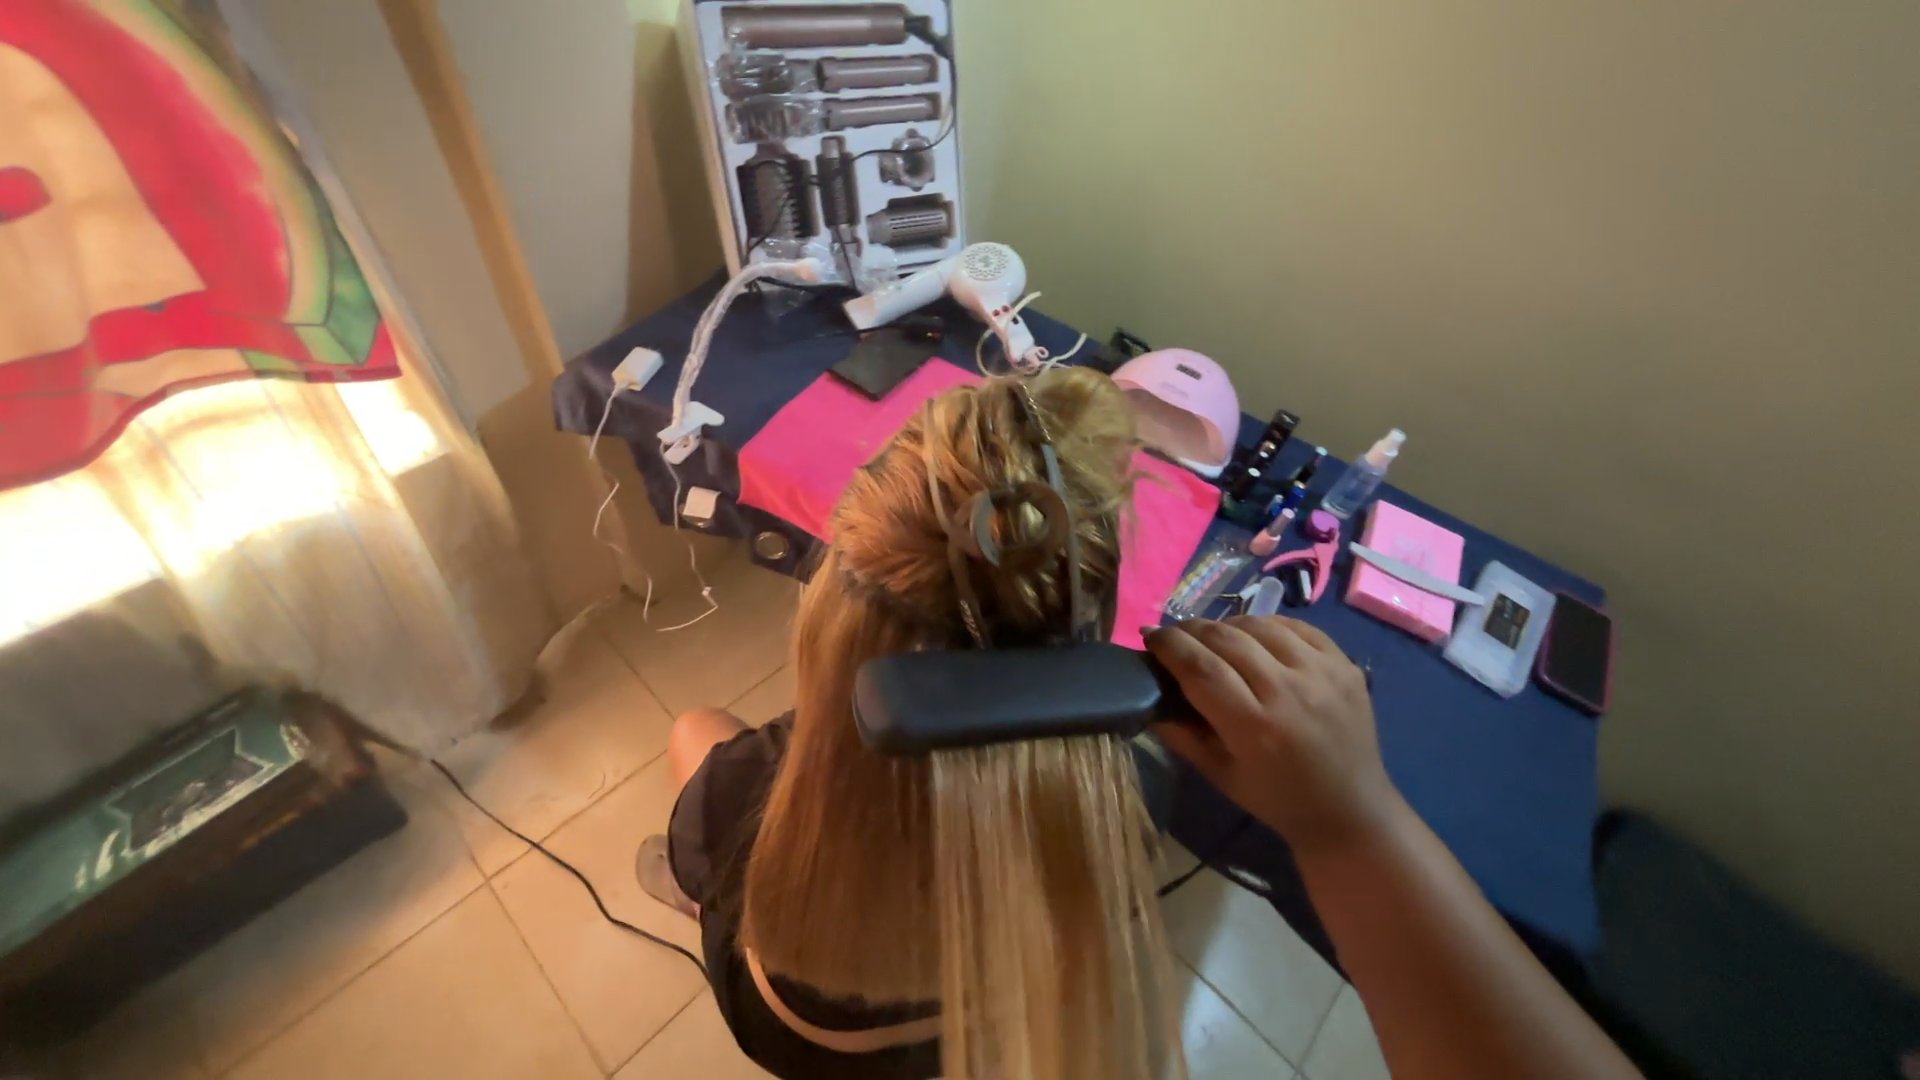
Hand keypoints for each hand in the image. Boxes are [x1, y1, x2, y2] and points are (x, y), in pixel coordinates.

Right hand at [1145, 616, 1404, 853]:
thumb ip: (1179, 733)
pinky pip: (1295, 626)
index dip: (1169, 645)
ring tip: (1211, 637)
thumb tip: (1146, 692)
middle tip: (1173, 635)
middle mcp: (1290, 693)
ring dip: (1226, 625)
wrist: (1352, 811)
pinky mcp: (1345, 664)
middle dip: (1190, 629)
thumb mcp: (1218, 774)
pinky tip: (1253, 638)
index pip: (1200, 667)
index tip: (1149, 636)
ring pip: (1259, 625)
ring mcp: (1323, 674)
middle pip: (1226, 638)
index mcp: (1255, 728)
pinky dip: (1265, 626)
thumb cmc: (1276, 798)